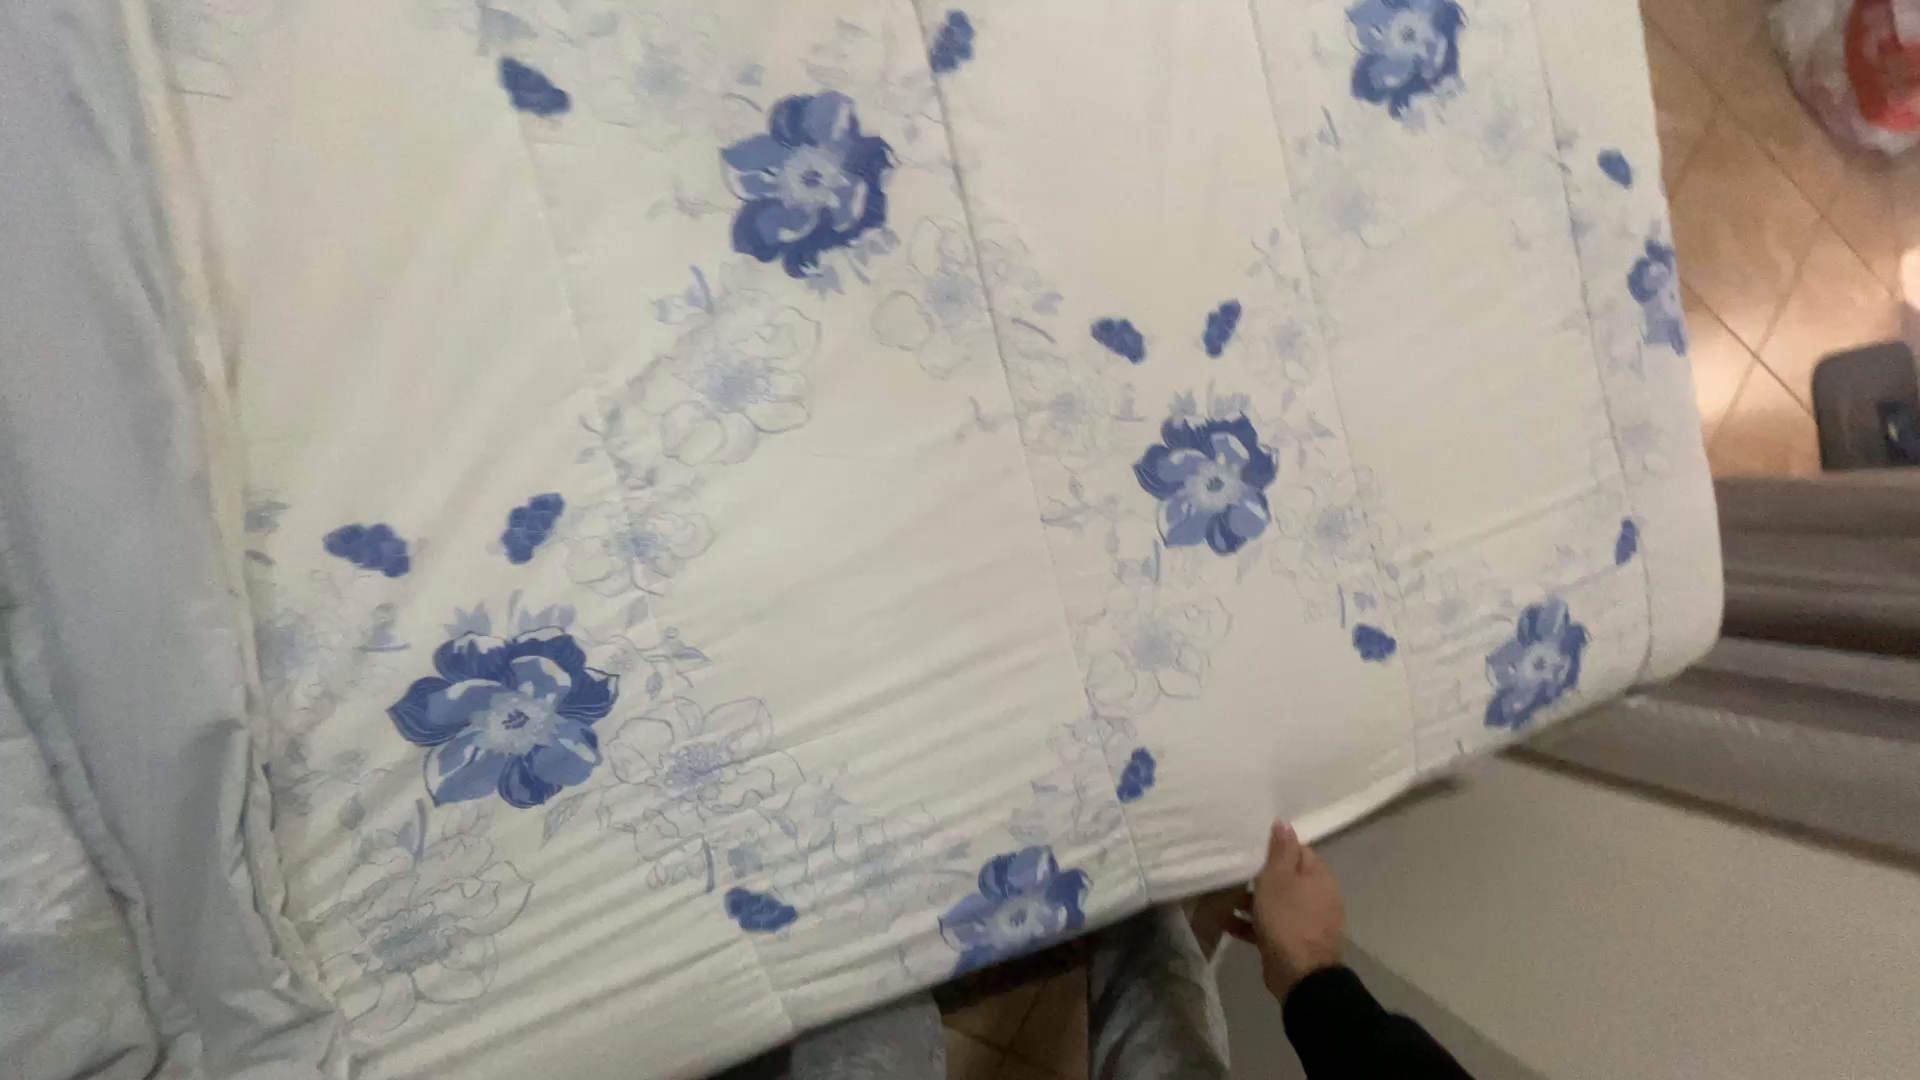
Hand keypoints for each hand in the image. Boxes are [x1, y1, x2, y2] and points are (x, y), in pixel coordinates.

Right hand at [1227, 821, 1345, 999]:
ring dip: (1250, 901)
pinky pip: (1271, 924)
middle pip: (1284, 877)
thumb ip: (1280, 850)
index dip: (1272, 847)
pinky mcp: (1295, 942)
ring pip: (1276, 902)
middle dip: (1257, 875)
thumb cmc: (1287, 919)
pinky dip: (1252, 923)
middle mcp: (1318, 896)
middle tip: (1232, 870)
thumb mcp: (1277, 878)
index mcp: (1318, 877)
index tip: (1249, 847)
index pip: (1296, 850)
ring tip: (1222, 898)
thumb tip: (1284, 822)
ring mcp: (1308, 921)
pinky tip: (1226, 922)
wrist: (1300, 977)